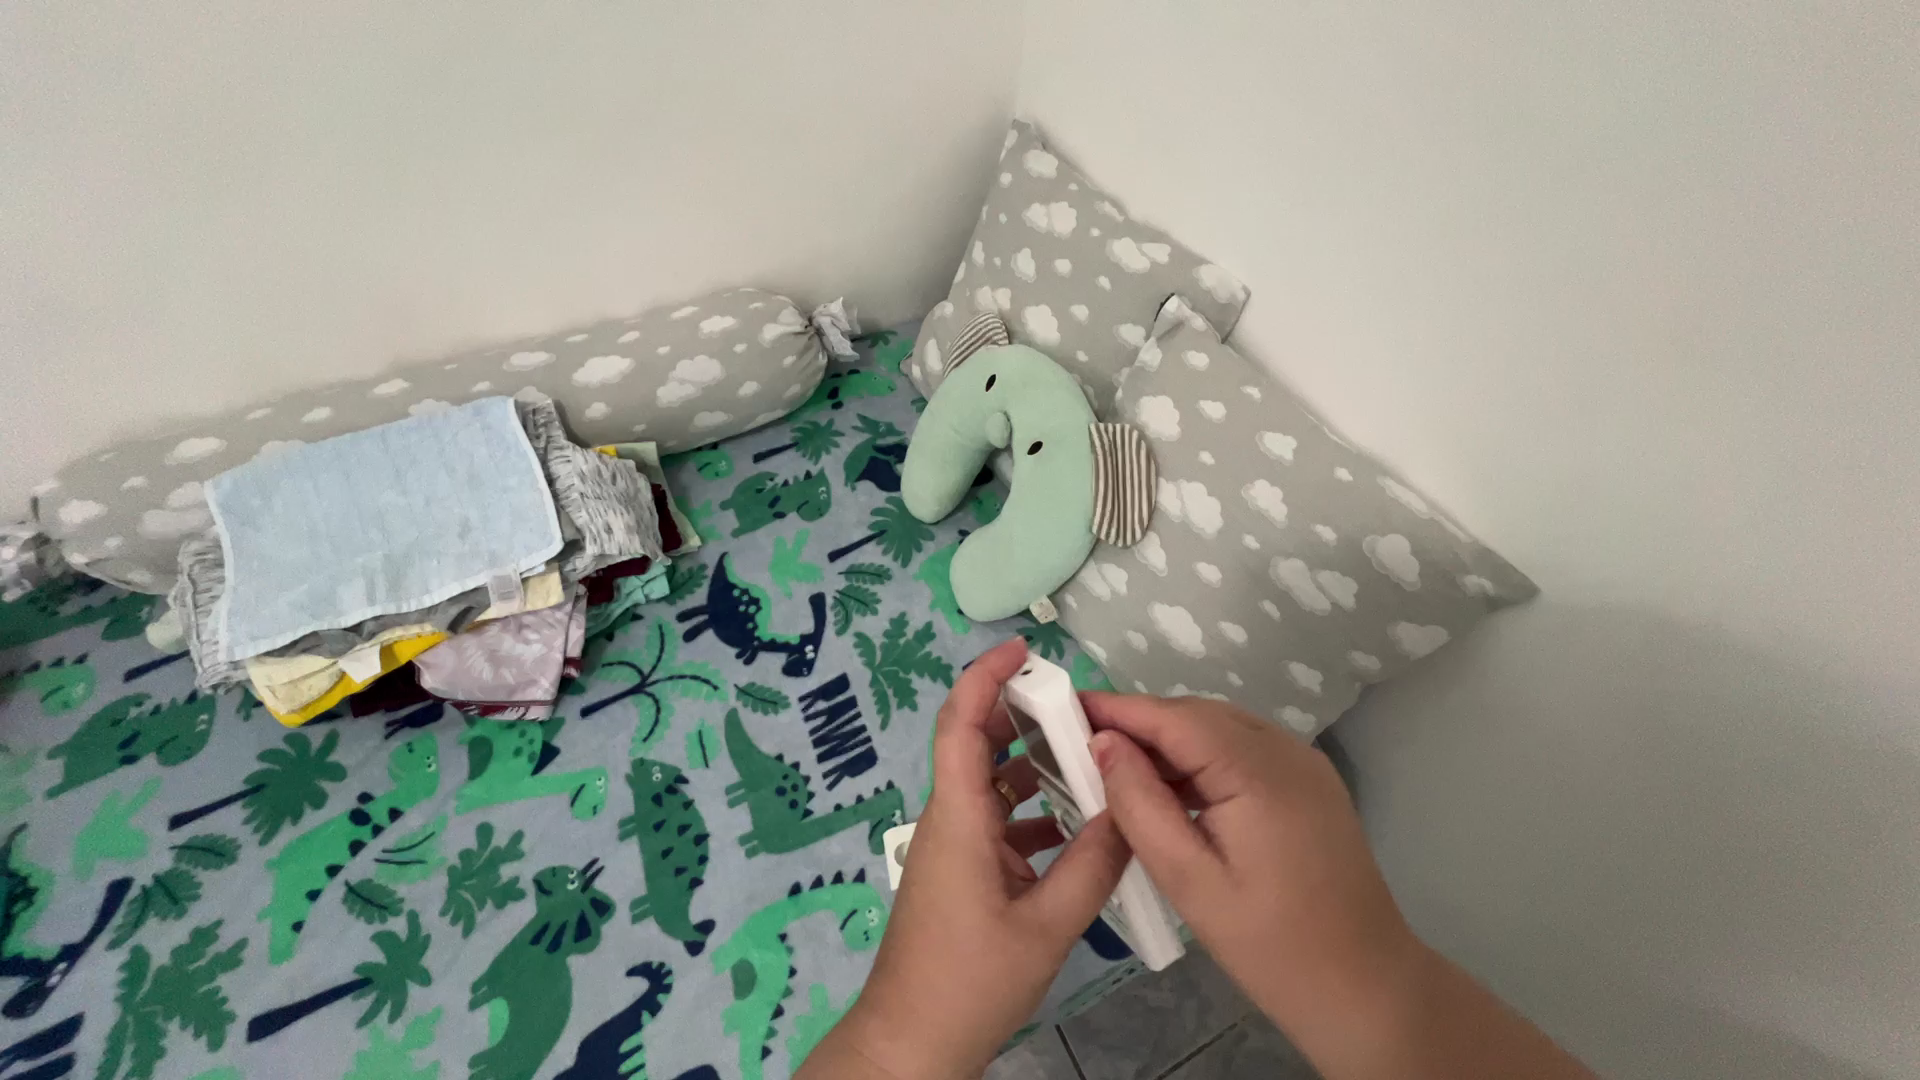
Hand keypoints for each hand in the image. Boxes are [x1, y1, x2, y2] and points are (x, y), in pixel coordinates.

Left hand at [803, 638, 1132, 1079]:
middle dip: (1021, 715)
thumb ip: (1093, 865)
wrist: (913, 1040)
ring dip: (1032, 766)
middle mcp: (949, 816)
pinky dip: (1032, 811)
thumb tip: (1130, 811)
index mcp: (958, 815)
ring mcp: (952, 843)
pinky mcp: (960, 869)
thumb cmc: (970, 980)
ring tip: (1088, 760)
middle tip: (1076, 707)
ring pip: (991, 781)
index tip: (1023, 649)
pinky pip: (996, 820)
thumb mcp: (1046, 926)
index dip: (985, 675)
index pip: (961, 722)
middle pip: (976, 742)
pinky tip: (1075, 826)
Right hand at [1085, 694, 1594, 1079]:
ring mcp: (1302, 762)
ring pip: (1218, 726)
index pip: (1174, 718)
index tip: (1066, 706)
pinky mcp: (1306, 780)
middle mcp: (1285, 750)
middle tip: (1083, 743)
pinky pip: (1240, 747)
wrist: (1367, 989)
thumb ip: (1140, 804)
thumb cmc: (1271, 945)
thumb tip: (1103, 743)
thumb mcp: (1189, 880)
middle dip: (1139, 722)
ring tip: (1118, 766)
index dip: (1118, 707)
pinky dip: (1198, 755)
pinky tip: (1171, 786)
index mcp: (1258, 772)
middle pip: (1196, 714)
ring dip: (1167, 738)